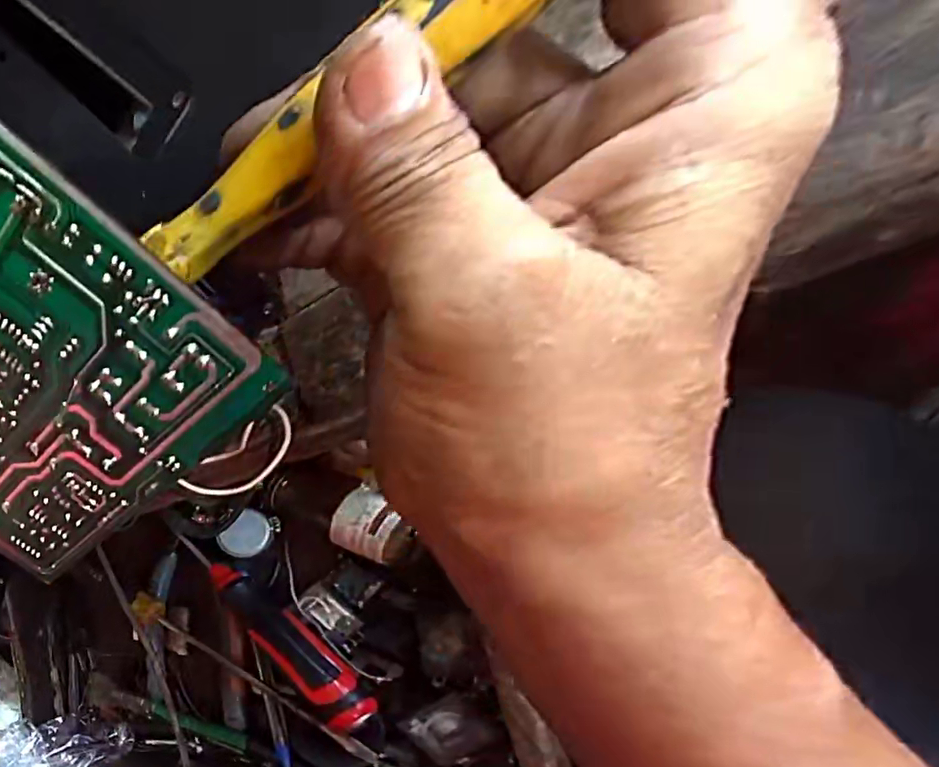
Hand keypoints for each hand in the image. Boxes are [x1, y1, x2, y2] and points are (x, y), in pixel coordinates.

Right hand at [239, 0, 837, 580]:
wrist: (529, 542)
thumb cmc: (546, 441)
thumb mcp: (480, 296)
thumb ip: (419, 175)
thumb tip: (358, 63)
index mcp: (696, 103)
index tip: (401, 23)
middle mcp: (614, 130)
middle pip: (481, 46)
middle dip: (373, 79)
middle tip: (278, 120)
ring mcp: (519, 194)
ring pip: (411, 130)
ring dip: (322, 157)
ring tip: (242, 182)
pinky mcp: (450, 250)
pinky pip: (374, 204)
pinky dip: (314, 217)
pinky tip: (258, 230)